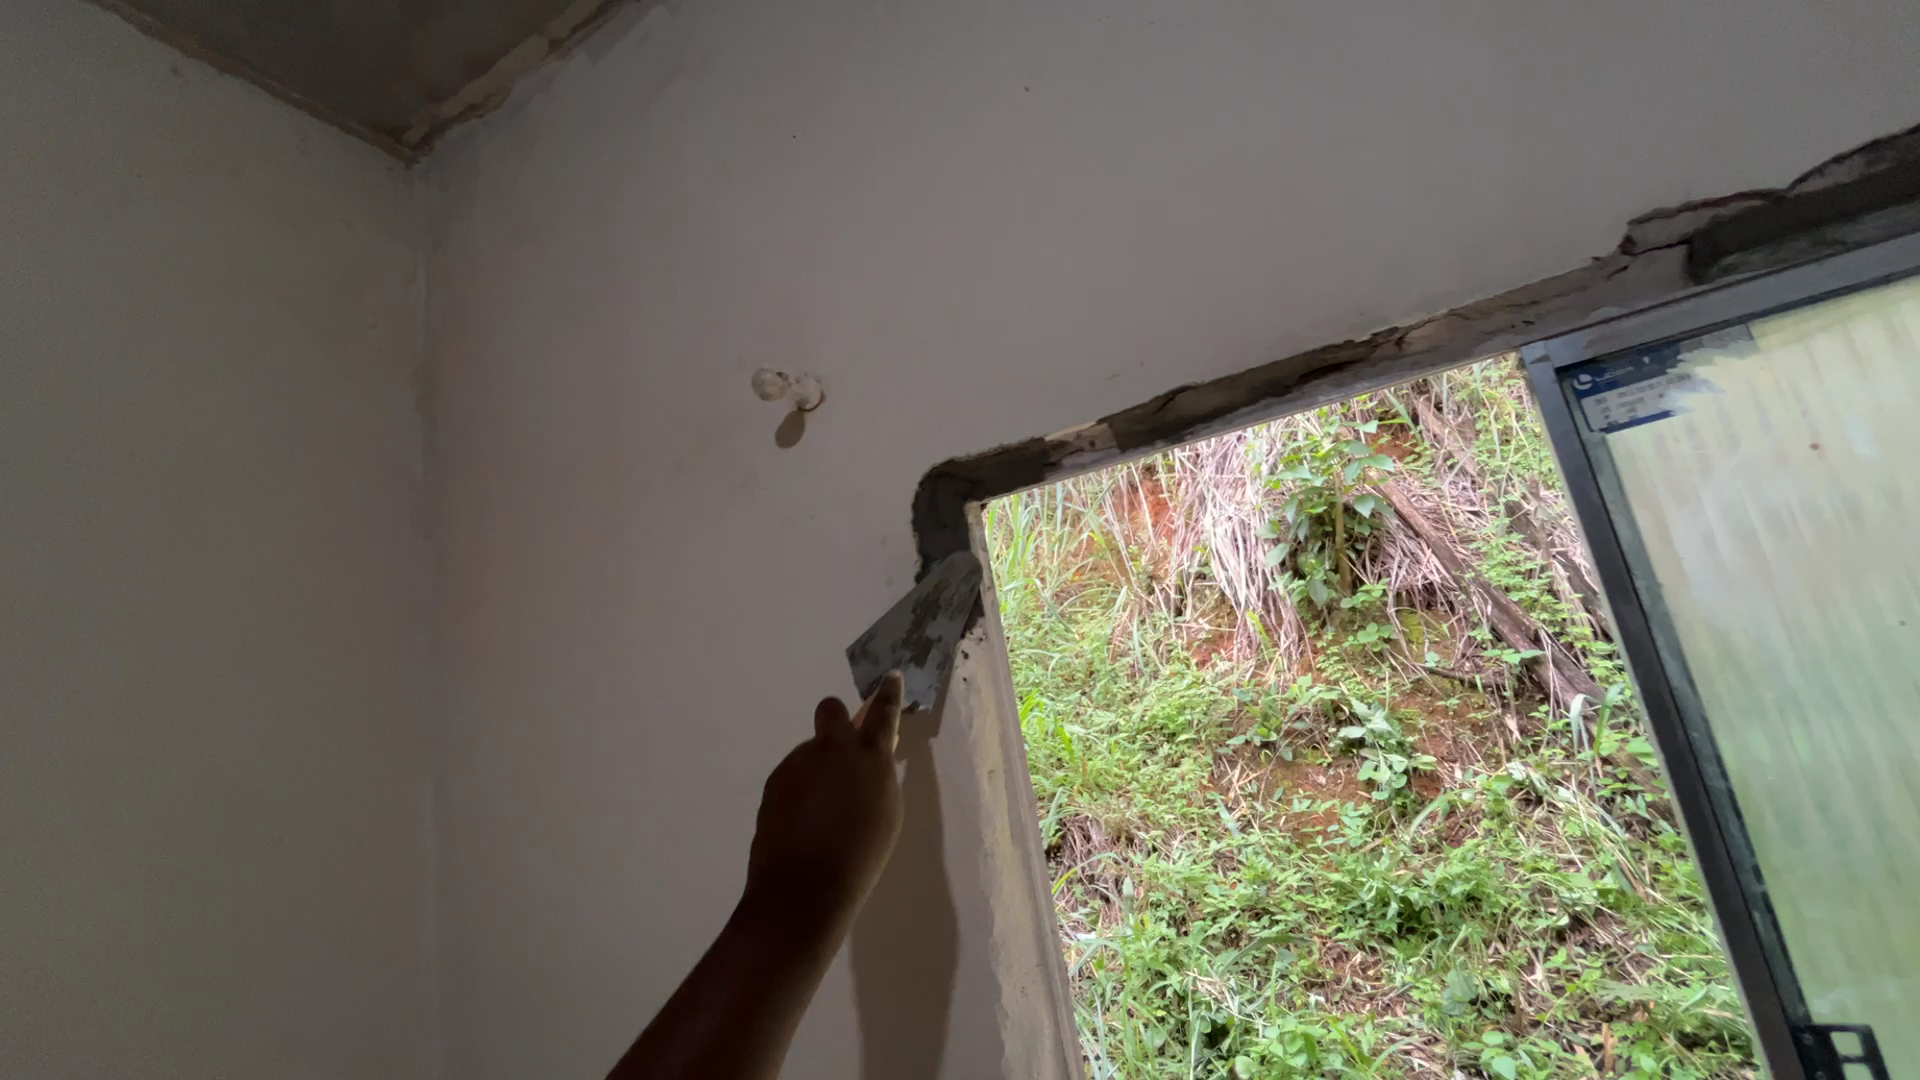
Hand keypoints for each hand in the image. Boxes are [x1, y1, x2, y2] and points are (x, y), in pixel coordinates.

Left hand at [741, 671, 905, 935]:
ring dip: (817, 771)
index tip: (891, 677)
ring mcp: (798, 763)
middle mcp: (832, 749)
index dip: (888, 694)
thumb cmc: (860, 855)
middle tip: (839, 750)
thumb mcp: (886, 811)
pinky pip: (793, 778)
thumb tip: (868, 762)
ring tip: (821, 816)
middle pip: (831, 710)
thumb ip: (877, 776)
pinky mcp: (774, 782)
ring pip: (810, 754)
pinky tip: (802, 825)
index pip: (883, 712)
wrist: (804, 887)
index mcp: (869, 756)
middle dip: (836, 719)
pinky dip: (799, 792)